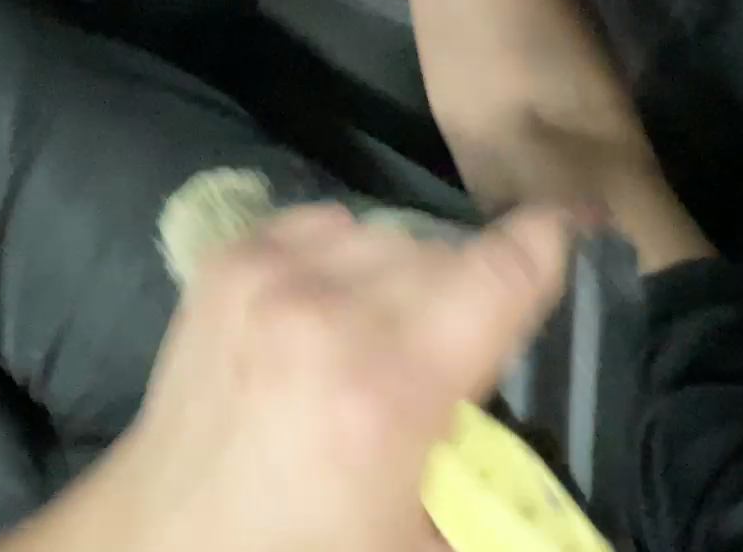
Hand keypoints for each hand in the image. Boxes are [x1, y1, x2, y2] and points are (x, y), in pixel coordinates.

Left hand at [82, 203, 572, 551]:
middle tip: (450, 350)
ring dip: (402, 274)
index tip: (579, 222)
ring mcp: (269, 272)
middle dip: (466, 292)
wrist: (163, 537)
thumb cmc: (306, 548)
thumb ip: (502, 484)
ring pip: (387, 232)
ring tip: (377, 334)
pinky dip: (343, 256)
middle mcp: (326, 309)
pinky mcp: (230, 257)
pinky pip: (327, 223)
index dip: (550, 240)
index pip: (498, 273)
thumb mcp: (424, 538)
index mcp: (386, 389)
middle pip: (446, 251)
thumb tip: (550, 435)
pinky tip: (325, 307)